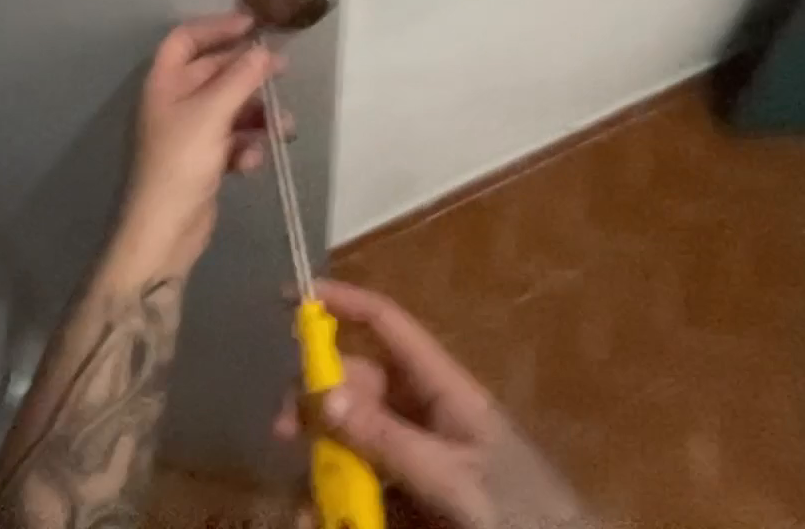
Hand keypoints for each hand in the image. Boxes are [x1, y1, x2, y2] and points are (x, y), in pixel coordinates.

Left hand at [114, 13, 283, 273]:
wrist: (163, 230)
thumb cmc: (180, 162)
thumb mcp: (212, 113)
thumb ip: (240, 78)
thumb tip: (265, 50)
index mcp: (164, 82)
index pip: (186, 39)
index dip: (217, 27)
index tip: (254, 25)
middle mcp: (174, 102)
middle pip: (213, 73)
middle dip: (248, 73)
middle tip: (283, 70)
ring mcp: (188, 133)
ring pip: (229, 109)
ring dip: (256, 115)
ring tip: (283, 126)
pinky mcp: (202, 161)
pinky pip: (230, 142)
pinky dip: (244, 148)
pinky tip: (251, 163)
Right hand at [273, 281, 584, 528]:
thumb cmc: (521, 512)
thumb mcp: (456, 477)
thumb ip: (389, 440)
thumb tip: (321, 396)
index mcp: (440, 386)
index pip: (384, 323)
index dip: (341, 301)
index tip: (290, 297)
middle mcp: (419, 410)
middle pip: (352, 382)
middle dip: (313, 398)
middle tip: (282, 430)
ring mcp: (412, 453)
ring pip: (347, 435)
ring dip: (320, 459)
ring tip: (307, 501)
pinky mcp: (407, 495)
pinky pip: (358, 482)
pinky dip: (335, 498)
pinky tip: (320, 517)